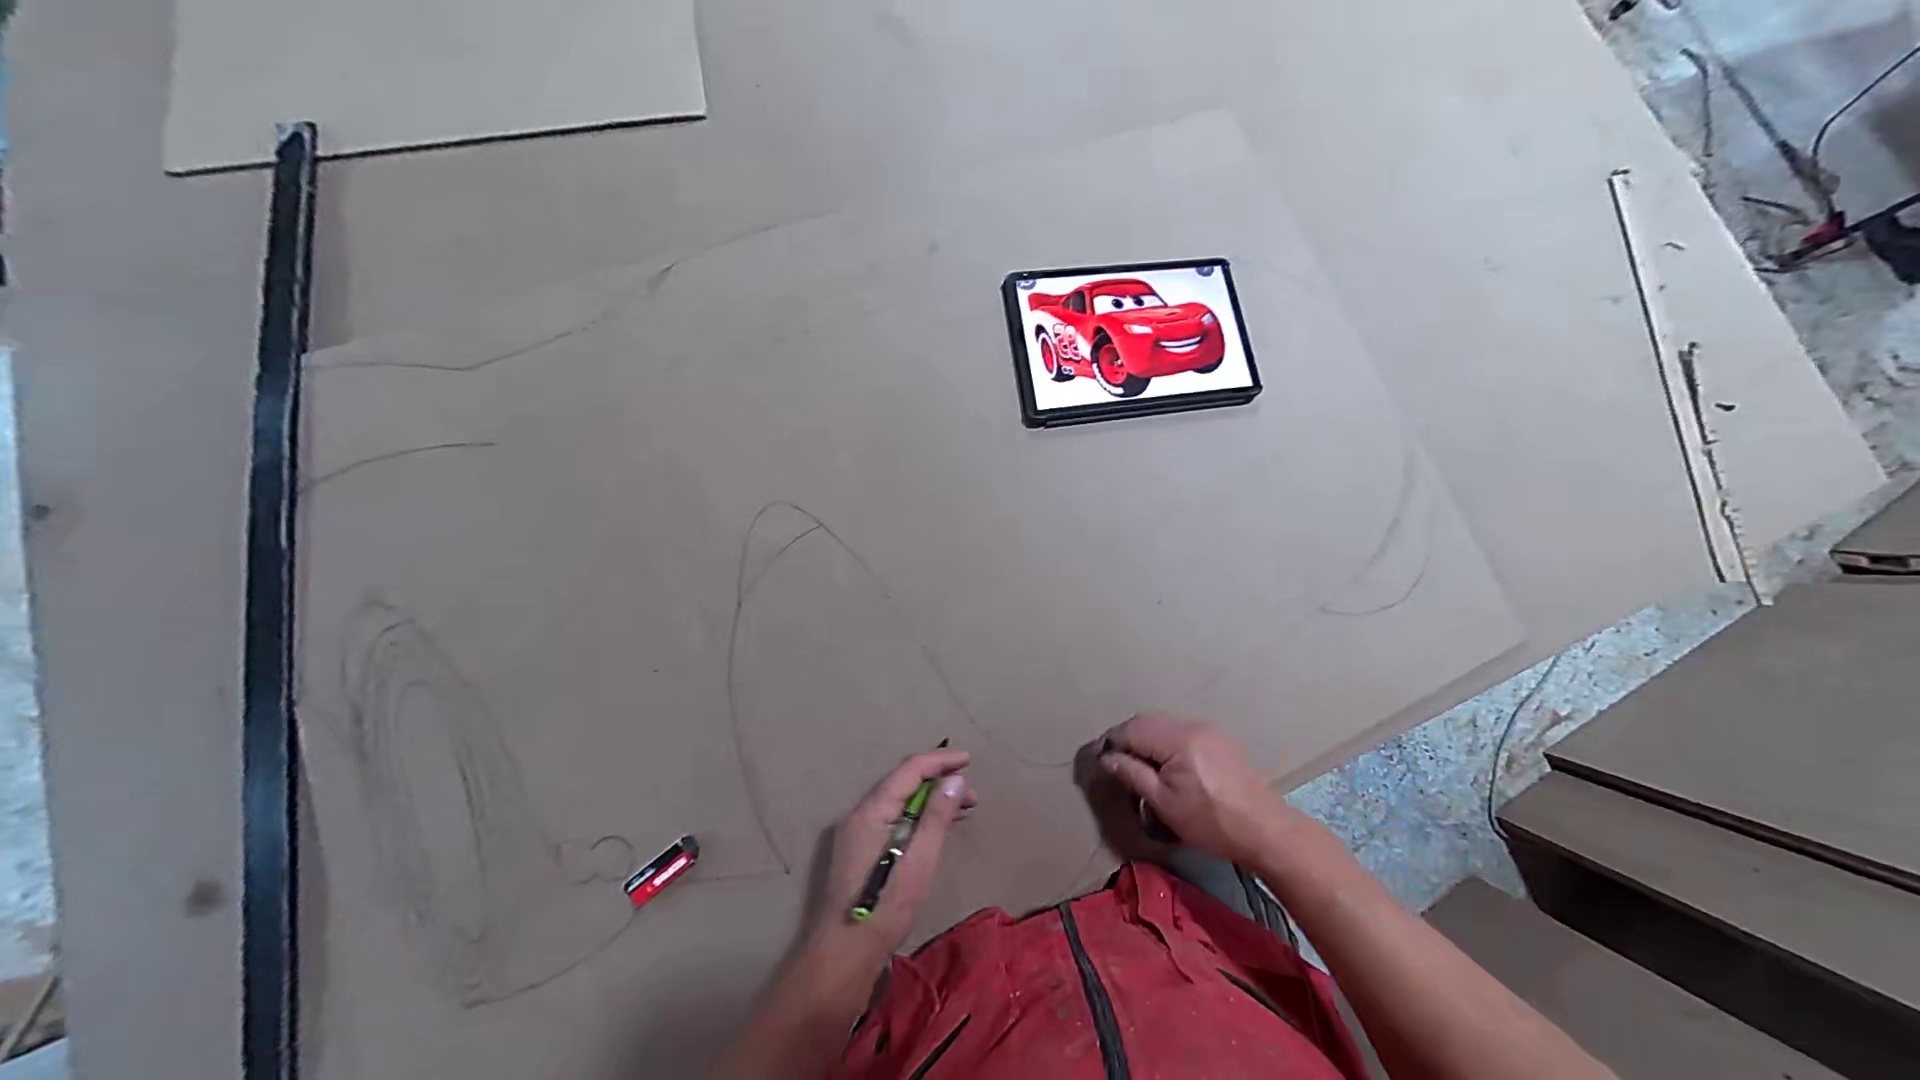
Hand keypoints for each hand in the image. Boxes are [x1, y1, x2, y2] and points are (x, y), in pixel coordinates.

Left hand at [806, 749, 975, 964]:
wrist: (843, 956)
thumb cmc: (885, 908)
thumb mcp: (919, 860)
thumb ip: (936, 816)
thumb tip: (955, 779)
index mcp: (871, 810)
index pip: (909, 770)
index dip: (939, 761)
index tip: (968, 760)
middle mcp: (859, 814)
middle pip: (902, 784)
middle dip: (938, 782)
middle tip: (972, 796)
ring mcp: (855, 833)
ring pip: (898, 803)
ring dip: (929, 802)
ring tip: (961, 811)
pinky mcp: (858, 851)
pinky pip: (892, 820)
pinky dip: (916, 818)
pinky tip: (935, 829)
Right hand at [1094, 713, 1286, 864]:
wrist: (1266, 832)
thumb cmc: (1212, 823)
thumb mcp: (1165, 804)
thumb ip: (1133, 774)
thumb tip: (1107, 758)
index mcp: (1179, 740)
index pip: (1132, 729)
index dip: (1112, 743)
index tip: (1101, 761)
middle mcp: (1193, 725)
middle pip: (1147, 721)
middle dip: (1128, 739)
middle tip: (1118, 765)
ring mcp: (1209, 730)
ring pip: (1164, 725)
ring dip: (1147, 740)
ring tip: (1141, 768)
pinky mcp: (1219, 739)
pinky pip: (1182, 731)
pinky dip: (1166, 743)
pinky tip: (1167, 766)